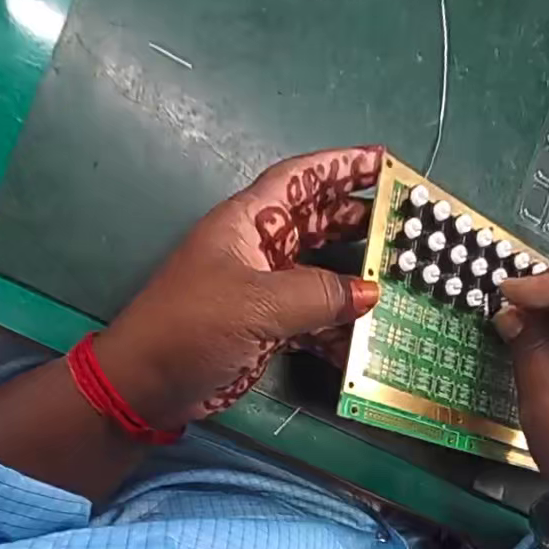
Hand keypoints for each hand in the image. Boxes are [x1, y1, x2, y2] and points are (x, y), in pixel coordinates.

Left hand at [94, 146, 384, 428]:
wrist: (148, 385)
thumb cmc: (193, 328)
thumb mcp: (258, 304)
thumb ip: (318, 294)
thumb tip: (370, 293)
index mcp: (247, 224)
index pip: (299, 180)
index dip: (340, 166)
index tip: (383, 162)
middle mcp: (256, 252)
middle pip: (314, 224)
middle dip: (355, 221)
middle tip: (401, 225)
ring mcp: (261, 293)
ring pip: (316, 275)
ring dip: (351, 280)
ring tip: (395, 282)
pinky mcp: (262, 330)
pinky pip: (308, 319)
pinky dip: (333, 327)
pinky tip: (361, 337)